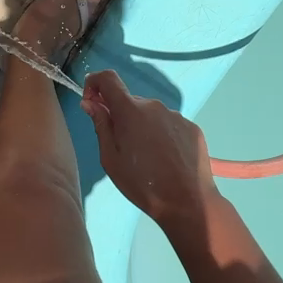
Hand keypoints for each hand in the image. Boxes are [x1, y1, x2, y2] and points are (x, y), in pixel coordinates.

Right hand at [82, 70, 218, 234]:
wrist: (189, 203)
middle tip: (123, 147)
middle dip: (121, 116)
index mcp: (130, 110)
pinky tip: (166, 159)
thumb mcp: (110, 159)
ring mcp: (175, 115)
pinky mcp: (192, 127)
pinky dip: (161, 134)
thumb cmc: (142, 184)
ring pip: (149, 114)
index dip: (95, 83)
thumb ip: (101, 125)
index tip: (91, 102)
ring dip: (142, 126)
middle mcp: (153, 105)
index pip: (108, 78)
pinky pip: (168, 123)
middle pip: (129, 101)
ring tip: (148, 158)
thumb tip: (91, 102)